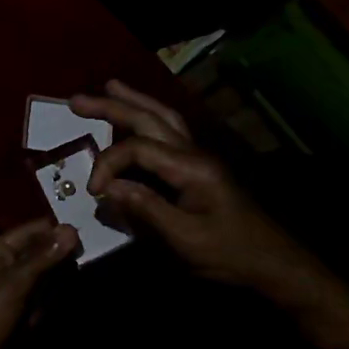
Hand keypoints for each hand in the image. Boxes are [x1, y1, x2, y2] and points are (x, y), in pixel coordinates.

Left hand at [0, 218, 79, 348]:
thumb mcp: (16, 281)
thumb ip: (45, 256)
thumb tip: (71, 230)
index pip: (28, 232)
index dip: (53, 230)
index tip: (86, 229)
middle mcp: (2, 269)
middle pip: (38, 253)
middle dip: (60, 253)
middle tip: (90, 250)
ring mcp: (13, 294)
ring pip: (45, 277)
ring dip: (61, 275)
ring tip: (83, 268)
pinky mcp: (23, 317)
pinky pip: (44, 299)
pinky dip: (56, 296)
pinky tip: (70, 291)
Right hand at [71, 81, 323, 301]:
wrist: (272, 262)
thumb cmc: (229, 254)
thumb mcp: (184, 239)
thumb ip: (145, 211)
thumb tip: (108, 189)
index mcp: (190, 167)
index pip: (138, 149)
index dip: (108, 165)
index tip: (94, 193)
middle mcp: (194, 153)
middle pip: (150, 118)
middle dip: (112, 105)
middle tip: (76, 99)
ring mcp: (199, 157)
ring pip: (163, 117)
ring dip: (134, 101)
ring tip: (110, 87)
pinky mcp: (199, 169)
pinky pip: (170, 131)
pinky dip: (148, 118)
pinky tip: (138, 118)